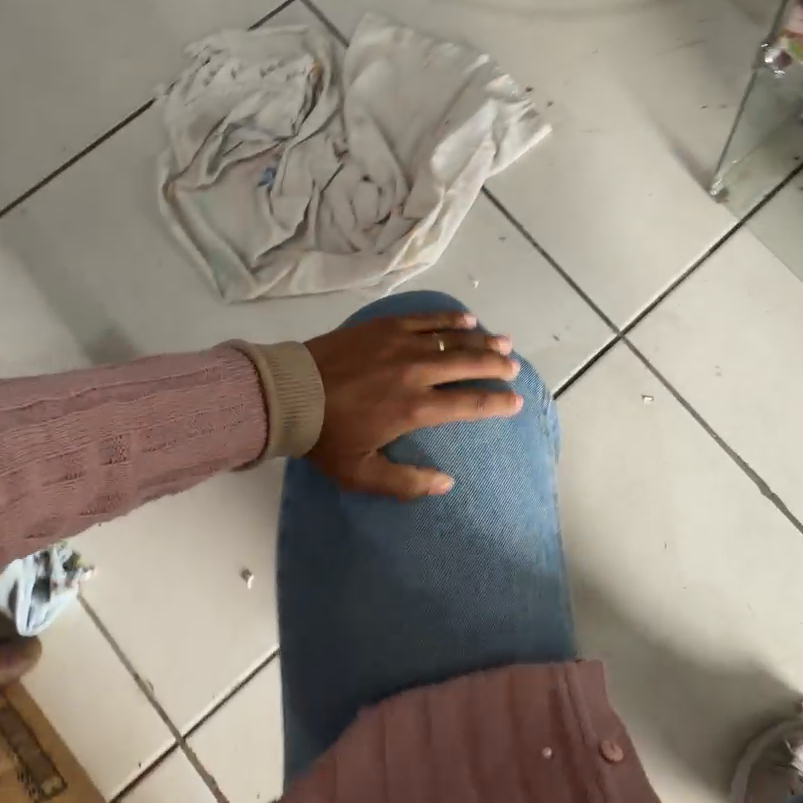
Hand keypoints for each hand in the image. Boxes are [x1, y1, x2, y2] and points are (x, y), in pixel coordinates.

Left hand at [303, 311, 521, 499]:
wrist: (287, 393)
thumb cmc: (325, 436)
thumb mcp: (360, 473)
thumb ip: (405, 482)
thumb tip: (446, 483)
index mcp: (415, 408)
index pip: (469, 404)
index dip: (497, 403)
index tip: (515, 402)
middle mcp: (417, 372)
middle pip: (469, 364)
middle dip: (497, 366)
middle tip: (514, 368)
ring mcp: (402, 344)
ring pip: (454, 339)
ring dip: (482, 341)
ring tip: (504, 342)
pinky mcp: (386, 326)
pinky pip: (427, 319)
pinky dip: (451, 319)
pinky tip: (468, 320)